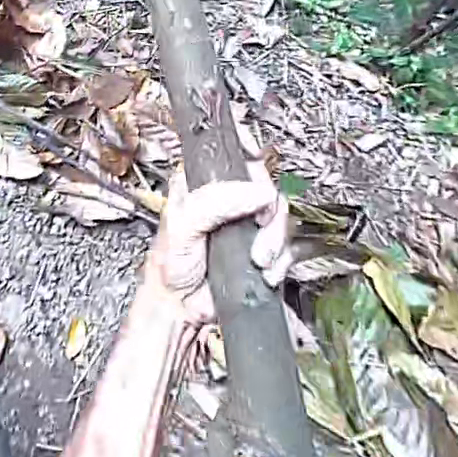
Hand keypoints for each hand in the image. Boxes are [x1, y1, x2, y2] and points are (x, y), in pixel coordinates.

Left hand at [146, 159, 293, 324]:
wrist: (181, 307)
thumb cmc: (171, 264)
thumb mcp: (182, 225)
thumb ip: (215, 202)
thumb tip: (259, 192)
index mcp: (202, 180)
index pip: (231, 150)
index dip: (249, 149)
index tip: (257, 163)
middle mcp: (226, 196)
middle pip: (266, 184)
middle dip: (269, 212)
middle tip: (259, 229)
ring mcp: (245, 221)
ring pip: (280, 215)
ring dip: (275, 241)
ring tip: (258, 259)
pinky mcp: (260, 246)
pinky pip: (286, 244)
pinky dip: (280, 260)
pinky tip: (264, 271)